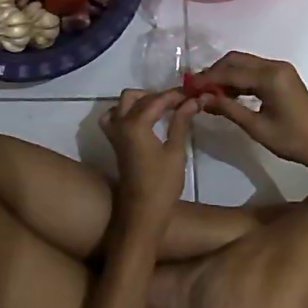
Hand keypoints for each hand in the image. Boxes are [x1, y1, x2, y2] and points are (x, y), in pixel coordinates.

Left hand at [100, 89, 196, 232]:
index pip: (156, 100)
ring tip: (162, 108)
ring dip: (140, 101)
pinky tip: (143, 120)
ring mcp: (114, 134)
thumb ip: (181, 122)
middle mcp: (120, 124)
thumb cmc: (162, 184)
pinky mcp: (114, 143)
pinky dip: (126, 112)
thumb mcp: (175, 151)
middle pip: (136, 97)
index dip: (175, 95)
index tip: (192, 95)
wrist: (142, 212)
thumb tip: (193, 101)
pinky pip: (114, 117)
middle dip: (157, 95)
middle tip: (179, 102)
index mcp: (135, 125)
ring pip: (121, 104)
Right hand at [190, 52, 307, 172]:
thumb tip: (201, 99)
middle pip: (236, 60)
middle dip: (215, 72)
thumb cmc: (292, 140)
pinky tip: (227, 95)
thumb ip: (228, 109)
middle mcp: (275, 66)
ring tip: (207, 94)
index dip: (207, 79)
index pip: (231, 72)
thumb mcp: (256, 127)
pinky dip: (239, 79)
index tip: (187, 87)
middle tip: (196, 90)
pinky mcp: (283, 76)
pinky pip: (254, 71)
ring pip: (245, 64)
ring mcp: (281, 69)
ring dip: (226, 75)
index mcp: (271, 77)